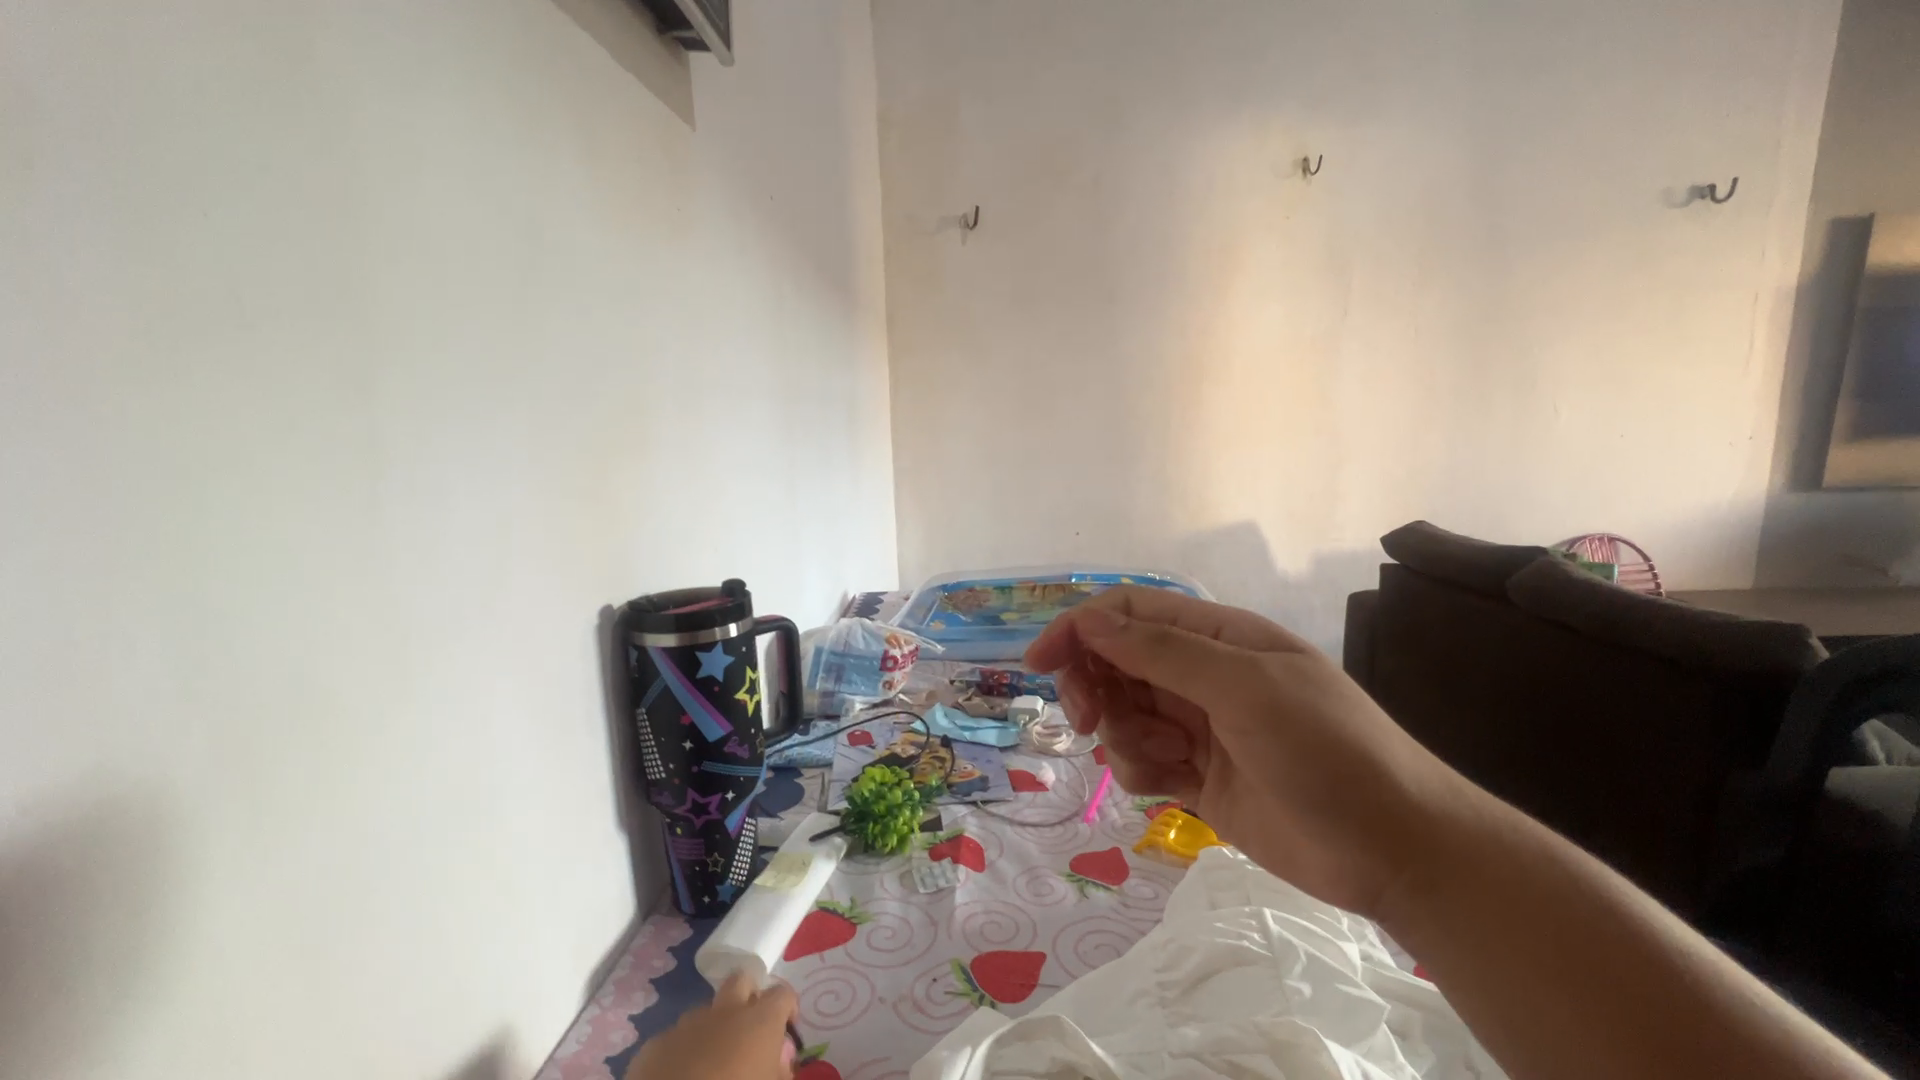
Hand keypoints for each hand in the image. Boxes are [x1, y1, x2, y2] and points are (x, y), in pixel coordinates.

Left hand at [626, 973, 797, 1079]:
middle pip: (741, 980)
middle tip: (750, 1028)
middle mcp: (724, 1012)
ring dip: (713, 1027)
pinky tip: (681, 1076)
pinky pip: (675, 1038)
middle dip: (748, 995)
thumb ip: (781, 1070)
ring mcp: (686, 1024)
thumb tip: (779, 1060)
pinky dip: (683, 1051)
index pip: (783, 993)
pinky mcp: (655, 1045)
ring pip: (705, 1011)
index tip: (787, 1029)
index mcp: (759, 1021)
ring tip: (713, 1060)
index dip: (787, 1008)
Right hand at [1025, 587, 1473, 918]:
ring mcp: (1200, 729)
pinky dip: (1139, 770)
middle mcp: (1205, 677)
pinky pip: (1141, 761)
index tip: (1040, 664)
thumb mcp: (1244, 688)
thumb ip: (1162, 652)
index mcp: (1220, 638)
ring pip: (1124, 715)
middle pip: (1117, 663)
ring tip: (1160, 760)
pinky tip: (1170, 786)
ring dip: (1122, 735)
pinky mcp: (1198, 779)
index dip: (1080, 629)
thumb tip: (1090, 620)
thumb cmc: (1326, 750)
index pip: (1131, 613)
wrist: (1394, 849)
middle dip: (1094, 688)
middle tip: (1089, 720)